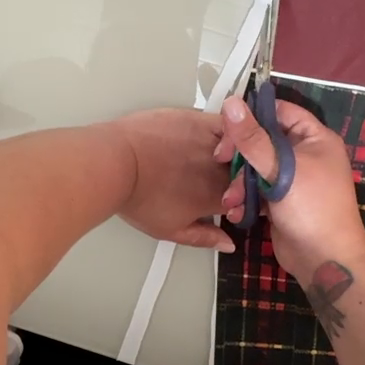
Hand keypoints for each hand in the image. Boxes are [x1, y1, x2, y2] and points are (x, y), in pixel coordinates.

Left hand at [108, 109, 234, 251]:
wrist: (117, 163)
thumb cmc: (137, 198)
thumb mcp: (168, 229)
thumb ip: (203, 238)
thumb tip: (228, 245)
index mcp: (216, 199)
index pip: (247, 201)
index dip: (243, 199)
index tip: (236, 197)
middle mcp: (221, 171)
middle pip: (247, 174)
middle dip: (244, 176)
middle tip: (228, 174)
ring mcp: (213, 143)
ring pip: (243, 147)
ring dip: (242, 150)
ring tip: (227, 151)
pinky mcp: (200, 120)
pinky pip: (229, 123)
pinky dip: (232, 128)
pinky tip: (224, 131)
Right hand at [215, 95, 364, 277]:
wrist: (325, 259)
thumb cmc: (310, 207)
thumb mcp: (279, 168)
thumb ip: (252, 137)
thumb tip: (230, 102)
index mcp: (315, 139)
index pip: (281, 111)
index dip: (254, 115)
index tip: (227, 127)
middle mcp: (305, 154)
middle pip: (263, 139)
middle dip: (241, 154)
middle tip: (220, 159)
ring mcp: (293, 178)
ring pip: (256, 166)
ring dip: (239, 181)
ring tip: (231, 199)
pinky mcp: (281, 200)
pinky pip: (257, 189)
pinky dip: (245, 198)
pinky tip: (236, 211)